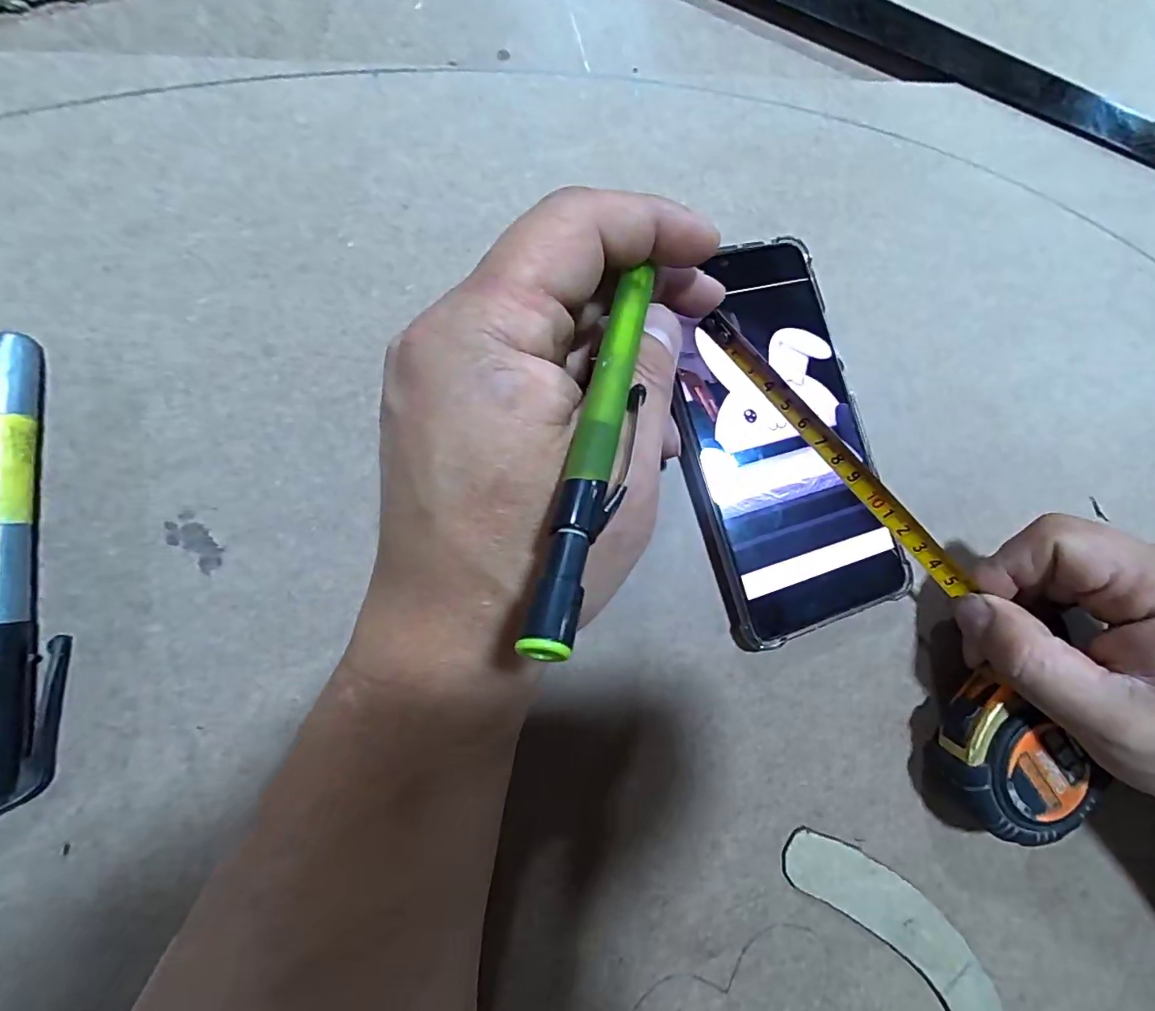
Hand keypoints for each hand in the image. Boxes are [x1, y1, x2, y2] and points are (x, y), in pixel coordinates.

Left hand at [349, 188, 724, 684]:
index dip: (652, 223)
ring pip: (548, 327)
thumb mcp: (621, 453)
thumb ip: (646, 366)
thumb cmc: (545, 553)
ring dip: (619, 344)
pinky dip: (584, 380)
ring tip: (673, 393)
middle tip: (708, 310)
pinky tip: (626, 425)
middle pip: (558, 272)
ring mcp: (442, 379)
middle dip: (642, 283)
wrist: (455, 644)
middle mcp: (448, 336)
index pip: (572, 227)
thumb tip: (658, 320)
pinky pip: (528, 371)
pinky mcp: (452, 417)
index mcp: (483, 329)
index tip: (712, 249)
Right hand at [952, 514, 1154, 821]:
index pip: (1058, 540)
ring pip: (1072, 565)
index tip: (981, 632)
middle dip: (1014, 597)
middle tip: (994, 655)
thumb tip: (966, 606)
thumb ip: (1029, 659)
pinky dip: (1060, 610)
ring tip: (1029, 657)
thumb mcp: (1104, 720)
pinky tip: (1065, 649)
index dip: (1002, 573)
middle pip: (1061, 551)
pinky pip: (1092, 580)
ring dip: (1034, 605)